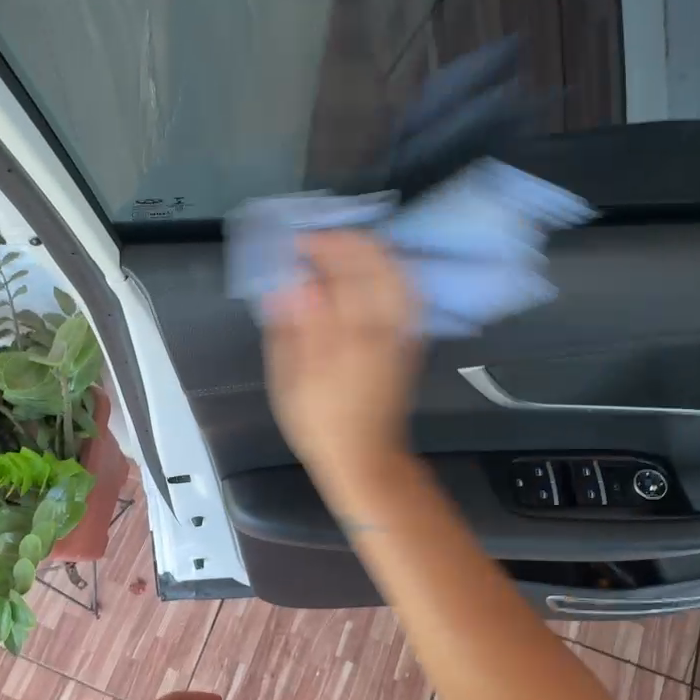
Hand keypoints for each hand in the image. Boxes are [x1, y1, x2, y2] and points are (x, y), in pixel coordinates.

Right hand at [263, 231, 421, 485]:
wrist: (364, 458)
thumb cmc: (319, 424)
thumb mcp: (290, 381)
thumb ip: (291, 328)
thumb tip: (291, 284)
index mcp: (348, 333)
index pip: (339, 266)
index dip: (317, 245)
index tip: (294, 245)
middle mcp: (382, 325)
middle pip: (375, 260)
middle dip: (345, 241)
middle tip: (316, 243)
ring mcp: (401, 332)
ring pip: (396, 272)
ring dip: (369, 252)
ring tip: (341, 252)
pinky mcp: (409, 342)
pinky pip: (407, 292)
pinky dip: (389, 273)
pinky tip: (370, 276)